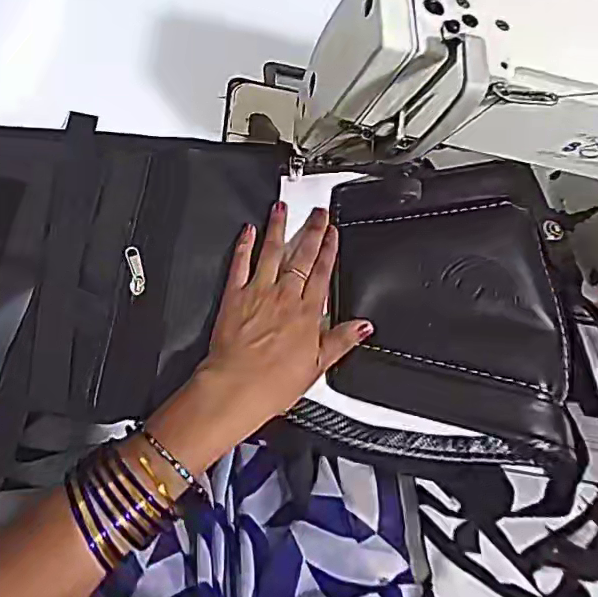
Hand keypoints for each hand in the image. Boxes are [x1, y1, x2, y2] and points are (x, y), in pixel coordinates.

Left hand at [145, 203, 370, 474]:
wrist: (235, 388)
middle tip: (318, 213)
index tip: (332, 232)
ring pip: (271, 252)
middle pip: (302, 256)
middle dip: (312, 231)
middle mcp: (284, 296)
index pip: (322, 272)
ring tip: (282, 209)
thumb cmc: (272, 383)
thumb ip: (341, 341)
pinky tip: (247, 231)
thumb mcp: (318, 366)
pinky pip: (240, 263)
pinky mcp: (235, 295)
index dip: (329, 249)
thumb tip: (363, 327)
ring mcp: (258, 292)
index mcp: (306, 313)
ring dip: (278, 228)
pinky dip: (244, 245)